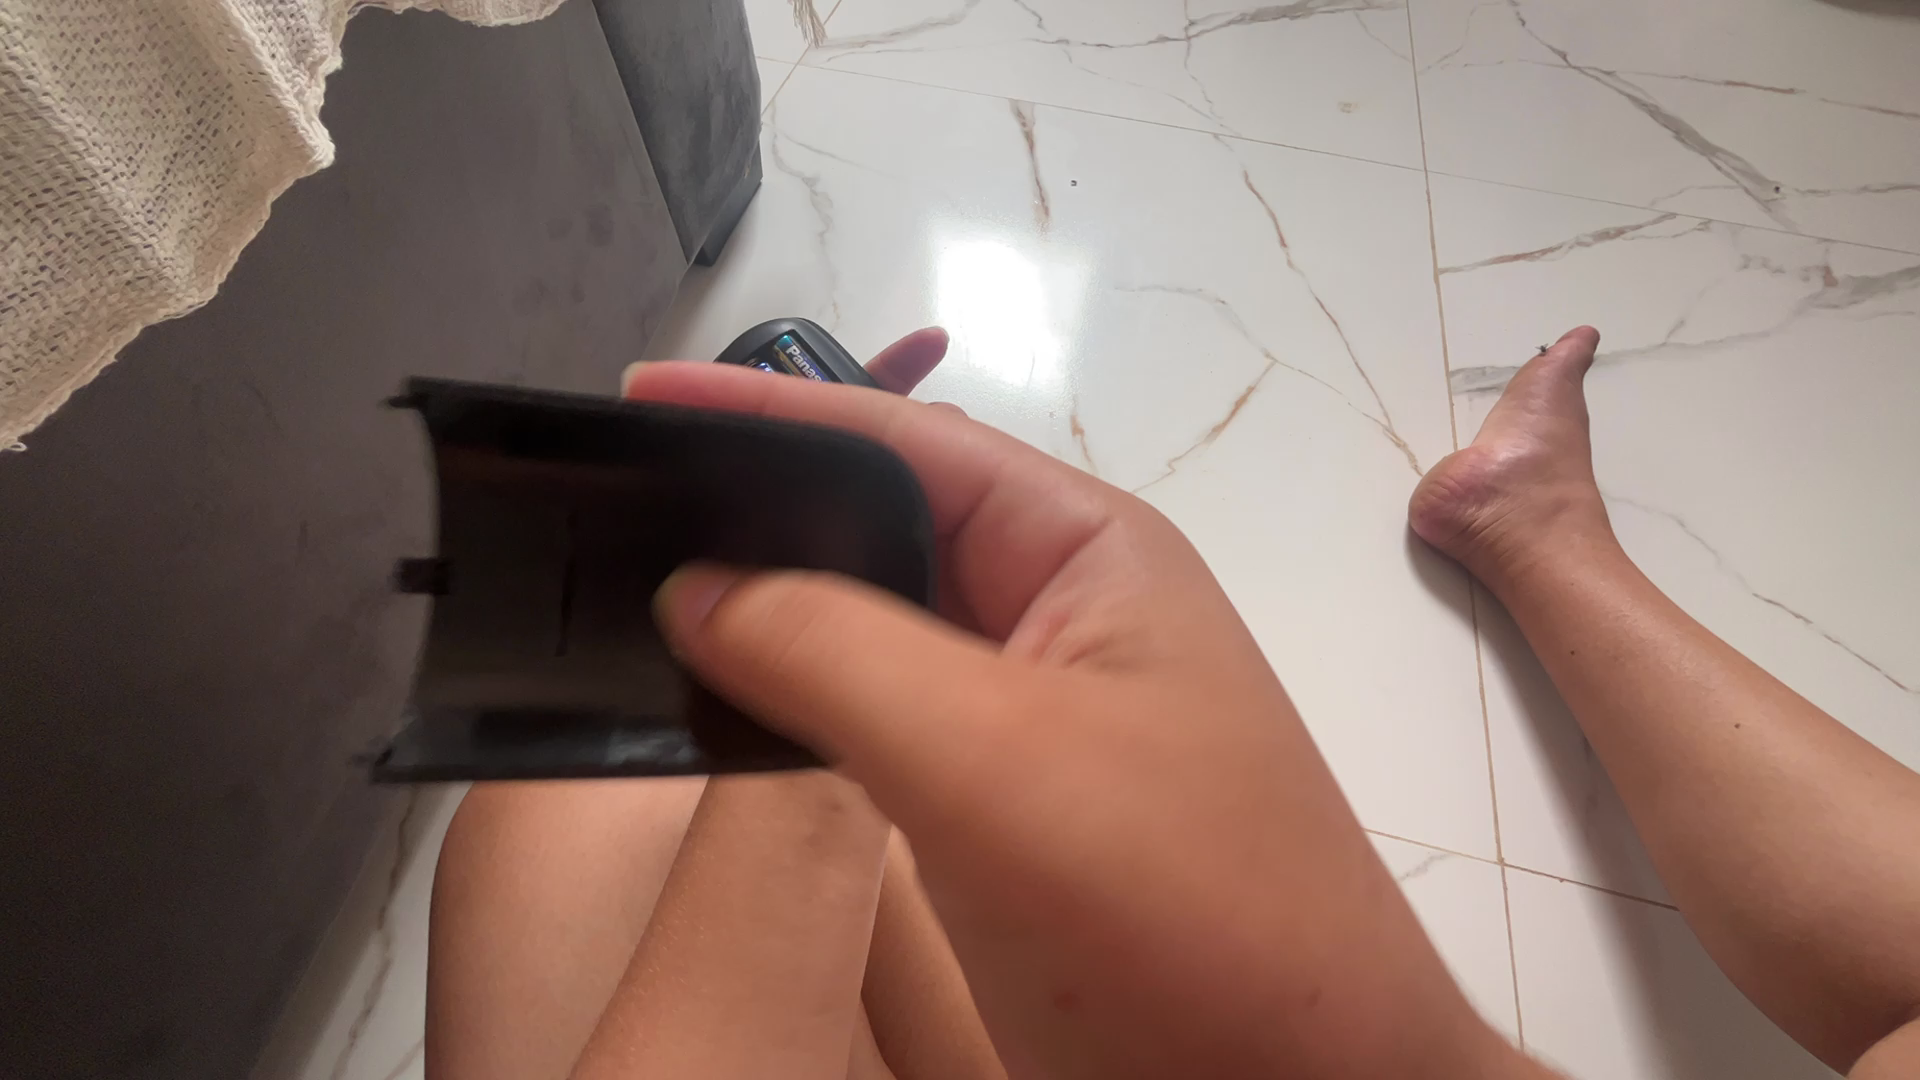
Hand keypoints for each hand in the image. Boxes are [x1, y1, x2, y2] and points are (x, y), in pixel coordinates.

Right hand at [625, 363, 1539, 1079]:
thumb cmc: (1175, 904)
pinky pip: (879, 703)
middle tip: (636, 489)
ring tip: (653, 577)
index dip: (777, 407)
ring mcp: (1024, 694)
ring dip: (778, 599)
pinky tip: (726, 687)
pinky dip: (801, 689)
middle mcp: (1055, 600)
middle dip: (770, 501)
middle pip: (890, 520)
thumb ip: (833, 652)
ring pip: (876, 616)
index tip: (650, 390)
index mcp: (1084, 547)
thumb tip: (699, 587)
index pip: (911, 442)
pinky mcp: (996, 778)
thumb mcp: (992, 756)